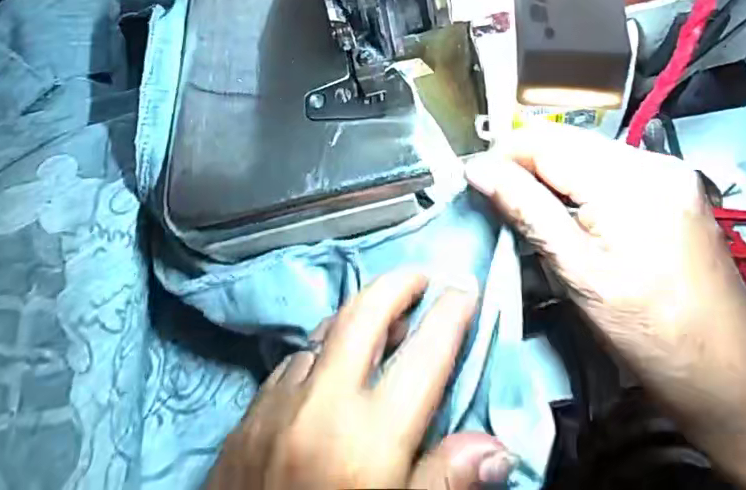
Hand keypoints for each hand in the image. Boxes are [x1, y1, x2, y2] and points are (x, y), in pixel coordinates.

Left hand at [205, 270, 514, 489]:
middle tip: (420, 277)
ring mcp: (280, 400)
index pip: (422, 358)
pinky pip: (293, 362)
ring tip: (382, 311)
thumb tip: (495, 446)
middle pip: (362, 317)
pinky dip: (320, 350)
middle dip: (395, 286)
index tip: (464, 289)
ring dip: (356, 316)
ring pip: (322, 332)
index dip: (448, 318)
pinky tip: (331, 361)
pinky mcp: (250, 411)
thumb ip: (442, 481)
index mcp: (369, 437)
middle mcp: (322, 402)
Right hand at [464, 127, 745, 435]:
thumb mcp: (578, 274)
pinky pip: (608, 168)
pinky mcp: (674, 189)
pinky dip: (578, 183)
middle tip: (495, 200)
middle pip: (564, 140)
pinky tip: (569, 215)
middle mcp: (652, 162)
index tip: (473, 185)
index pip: (542, 141)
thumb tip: (474, 167)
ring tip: (528, 211)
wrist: (741, 383)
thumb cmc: (654, 335)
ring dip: (549, 174)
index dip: (500, 158)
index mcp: (629, 179)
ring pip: (583, 152)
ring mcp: (668, 173)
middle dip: (523, 165)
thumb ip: (524, 209)